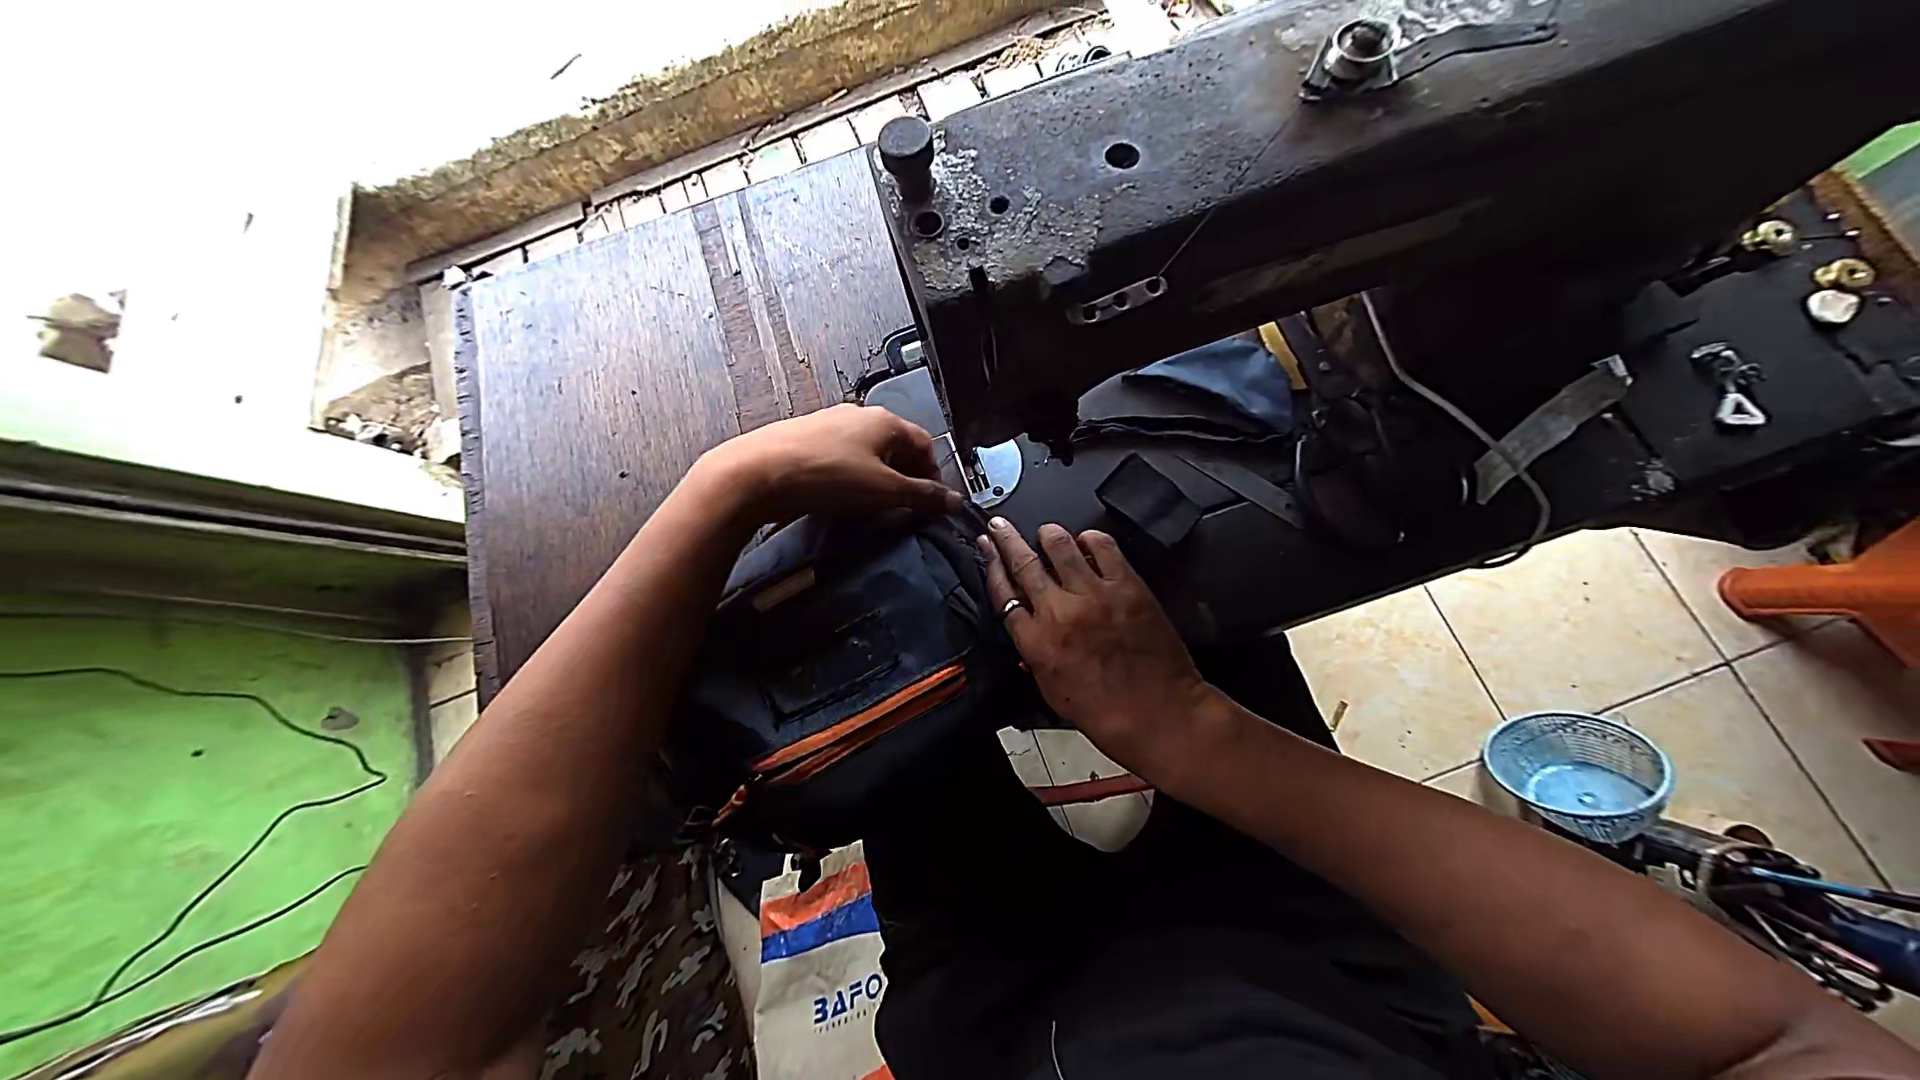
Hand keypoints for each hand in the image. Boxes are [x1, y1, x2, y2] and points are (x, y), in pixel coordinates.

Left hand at [697, 404, 962, 521]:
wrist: (757, 474)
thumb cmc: (823, 474)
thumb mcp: (885, 491)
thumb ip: (922, 495)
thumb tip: (951, 500)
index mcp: (884, 421)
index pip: (926, 443)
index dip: (934, 473)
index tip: (934, 498)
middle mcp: (858, 416)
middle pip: (897, 446)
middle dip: (906, 475)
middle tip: (906, 504)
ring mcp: (829, 426)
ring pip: (868, 452)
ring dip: (878, 477)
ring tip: (872, 504)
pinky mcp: (806, 441)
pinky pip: (841, 458)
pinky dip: (851, 476)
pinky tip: (840, 497)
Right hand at [979, 517, 1212, 772]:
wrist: (1159, 716)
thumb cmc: (1108, 713)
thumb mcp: (1050, 688)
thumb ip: (1034, 651)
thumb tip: (1028, 624)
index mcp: (1036, 642)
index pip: (1002, 592)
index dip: (991, 564)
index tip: (986, 549)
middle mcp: (1059, 613)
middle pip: (1023, 562)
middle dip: (1006, 538)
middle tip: (999, 524)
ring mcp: (1094, 596)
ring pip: (1060, 545)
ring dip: (1047, 534)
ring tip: (1045, 531)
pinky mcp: (1127, 587)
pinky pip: (1104, 547)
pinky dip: (1091, 539)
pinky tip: (1087, 540)